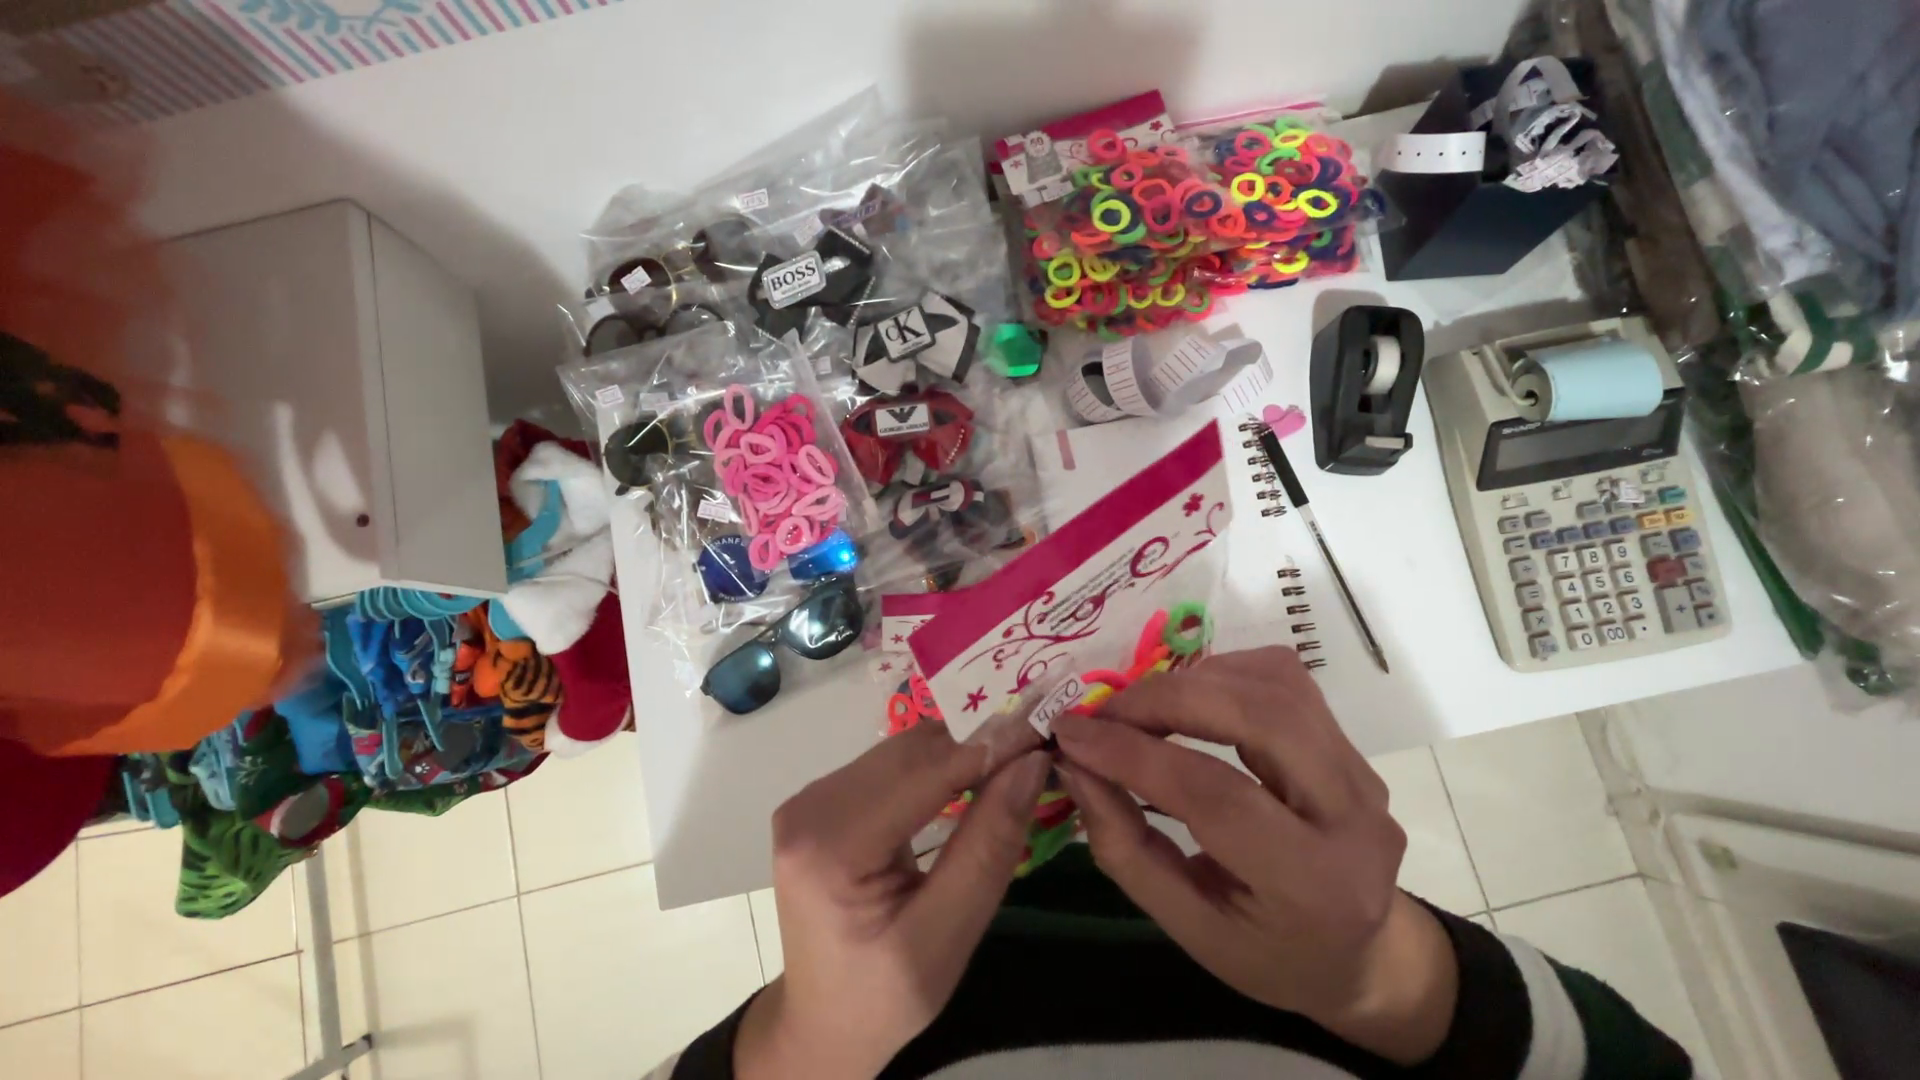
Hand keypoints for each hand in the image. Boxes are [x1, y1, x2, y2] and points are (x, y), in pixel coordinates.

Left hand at [735, 718, 1048, 1079]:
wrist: (823, 1022)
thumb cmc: (886, 995)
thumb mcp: (948, 934)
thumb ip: (987, 847)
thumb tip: (1030, 764)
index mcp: (829, 848)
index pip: (922, 775)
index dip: (987, 749)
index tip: (1044, 731)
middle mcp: (809, 808)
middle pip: (908, 754)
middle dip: (976, 744)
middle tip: (1039, 742)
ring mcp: (809, 801)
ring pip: (899, 752)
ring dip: (957, 750)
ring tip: (1015, 756)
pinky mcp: (820, 802)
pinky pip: (886, 766)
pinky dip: (934, 765)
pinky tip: (972, 774)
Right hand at [1052, 646, 1457, 1065]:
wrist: (1361, 955)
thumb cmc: (1265, 951)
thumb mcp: (1187, 926)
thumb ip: (1125, 848)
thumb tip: (1075, 765)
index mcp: (1310, 885)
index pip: (1216, 796)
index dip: (1134, 756)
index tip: (1071, 734)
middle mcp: (1353, 817)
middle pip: (1260, 717)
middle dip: (1166, 699)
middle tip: (1103, 711)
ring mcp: (1361, 772)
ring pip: (1277, 683)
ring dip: (1194, 680)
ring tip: (1140, 708)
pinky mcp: (1352, 744)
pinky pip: (1284, 679)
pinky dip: (1224, 674)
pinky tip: (1189, 701)